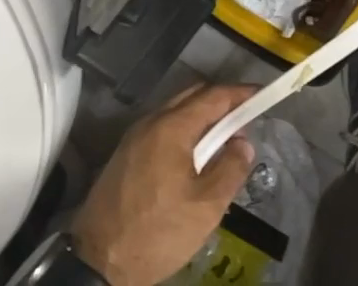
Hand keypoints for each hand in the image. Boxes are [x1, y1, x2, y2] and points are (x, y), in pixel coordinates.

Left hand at [72, 84, 257, 285]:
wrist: (95, 265)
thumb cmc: (156, 233)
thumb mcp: (206, 207)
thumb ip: (231, 168)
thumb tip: (242, 143)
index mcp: (172, 128)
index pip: (214, 96)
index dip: (241, 93)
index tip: (262, 96)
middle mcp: (150, 123)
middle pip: (193, 97)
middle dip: (221, 103)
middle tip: (244, 123)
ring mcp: (134, 139)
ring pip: (176, 113)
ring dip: (201, 119)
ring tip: (221, 144)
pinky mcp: (124, 156)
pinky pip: (161, 130)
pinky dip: (183, 132)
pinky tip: (193, 160)